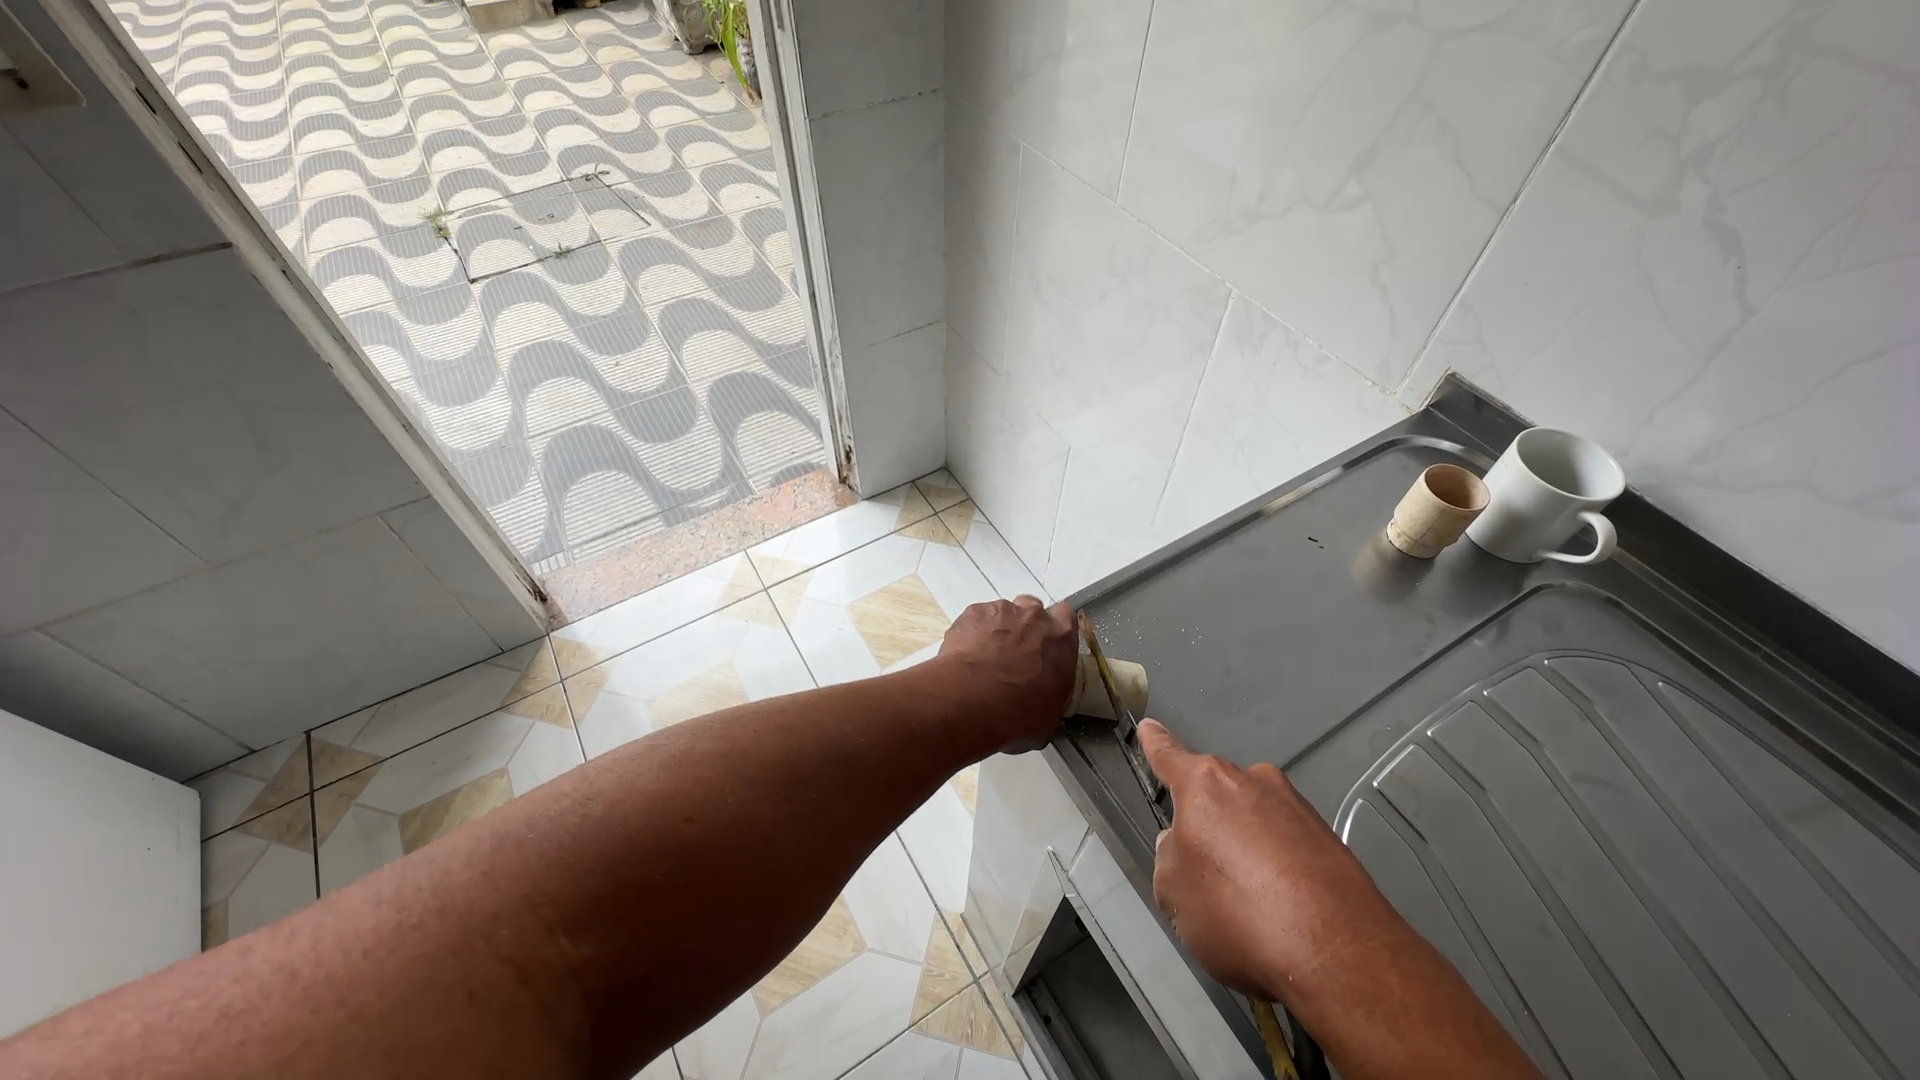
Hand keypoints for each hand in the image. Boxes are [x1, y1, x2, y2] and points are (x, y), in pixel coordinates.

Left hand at [937, 597, 1077, 751]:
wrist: (972, 701)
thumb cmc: (1020, 713)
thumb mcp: (1050, 713)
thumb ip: (1051, 692)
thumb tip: (1042, 700)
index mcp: (1061, 637)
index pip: (1065, 617)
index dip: (1054, 630)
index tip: (1045, 648)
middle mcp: (1033, 615)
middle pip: (1032, 610)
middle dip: (1025, 628)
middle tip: (1014, 655)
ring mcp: (1000, 610)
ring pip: (1001, 613)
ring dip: (997, 630)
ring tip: (984, 659)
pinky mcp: (971, 613)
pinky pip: (975, 620)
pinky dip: (972, 633)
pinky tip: (965, 657)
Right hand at [1139, 719, 1406, 1003]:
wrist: (1338, 954)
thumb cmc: (1238, 912)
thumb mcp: (1173, 894)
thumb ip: (1169, 857)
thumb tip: (1183, 844)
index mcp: (1206, 785)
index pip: (1169, 756)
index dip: (1155, 744)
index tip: (1149, 727)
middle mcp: (1254, 782)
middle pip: (1217, 794)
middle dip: (1207, 822)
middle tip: (1204, 872)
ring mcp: (1298, 808)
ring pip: (1255, 821)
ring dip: (1245, 849)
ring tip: (1247, 904)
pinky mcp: (1332, 841)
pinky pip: (1288, 847)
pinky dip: (1278, 870)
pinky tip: (1280, 912)